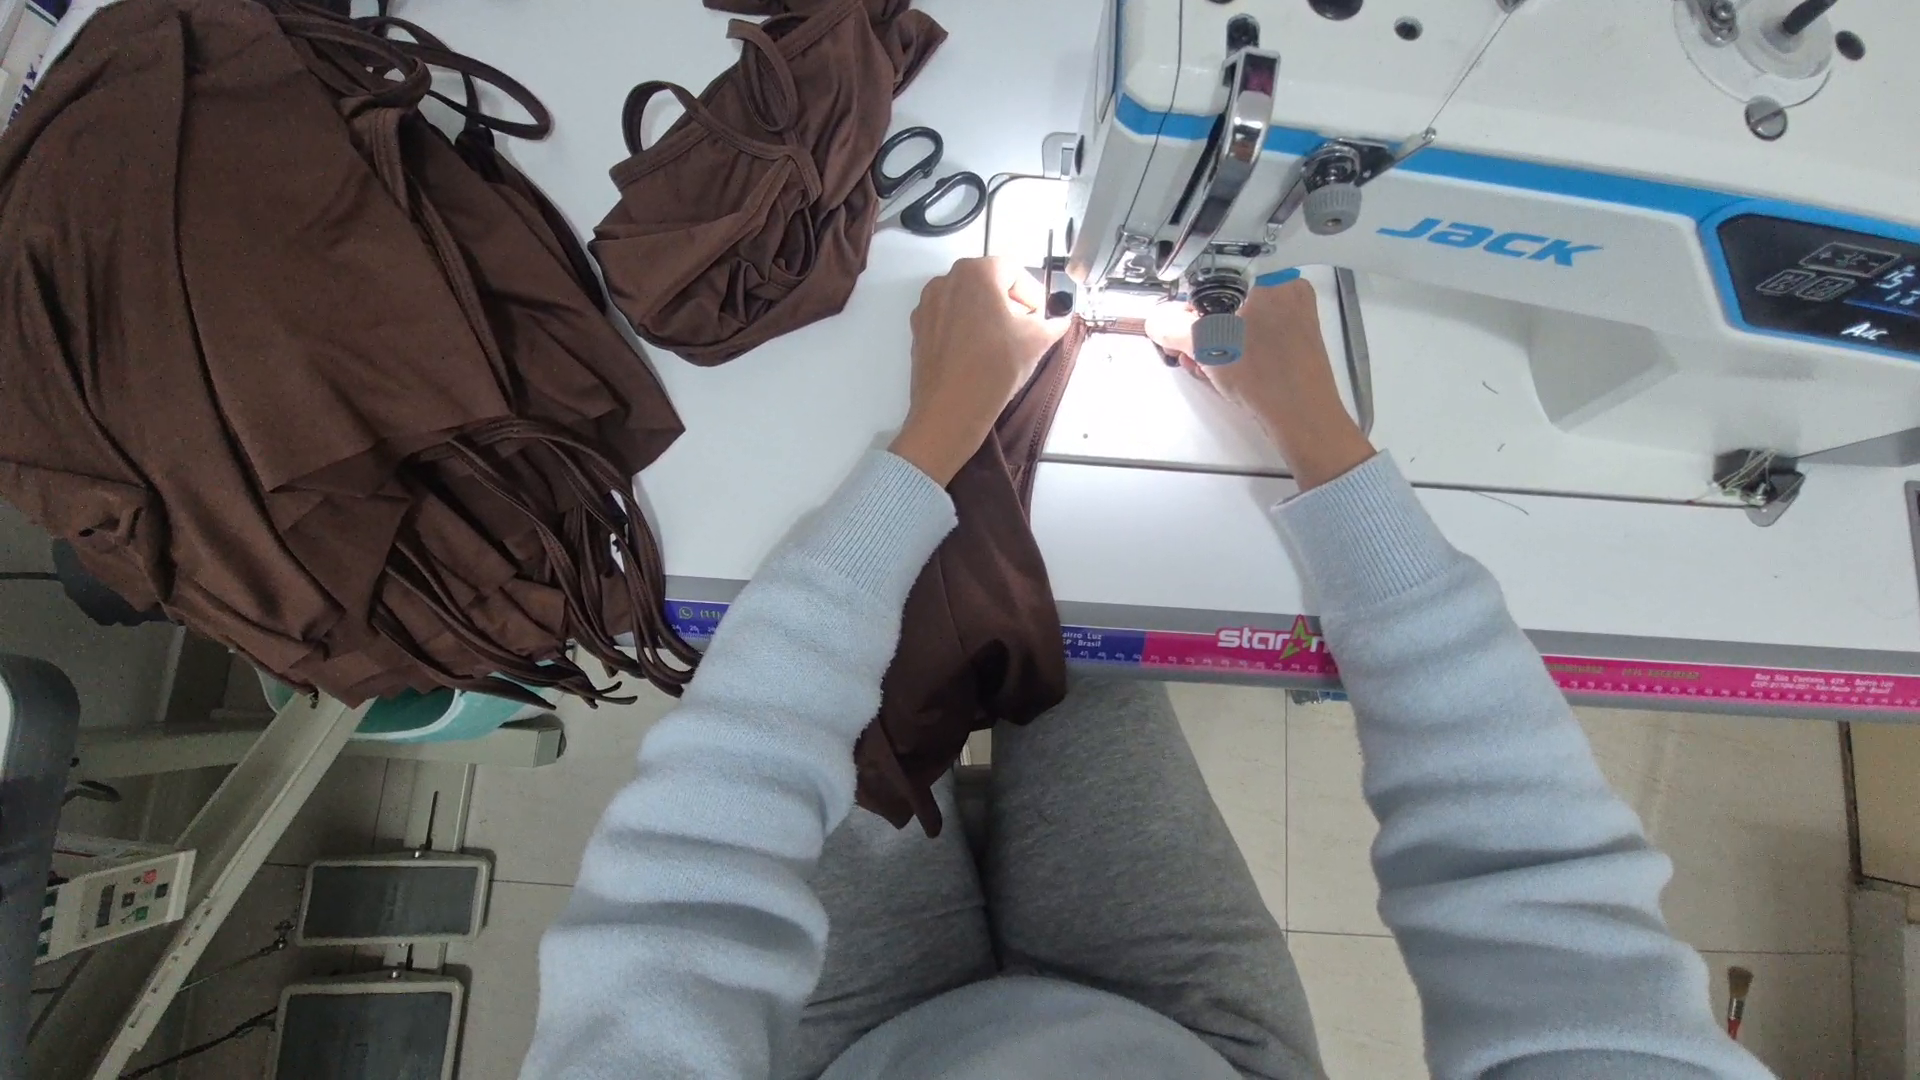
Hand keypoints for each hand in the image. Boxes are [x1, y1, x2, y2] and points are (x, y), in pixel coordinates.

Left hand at [890, 257, 1069, 484]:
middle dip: (1010, 303)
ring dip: (986, 316)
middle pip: (987, 283)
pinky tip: (976, 356)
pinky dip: (964, 331)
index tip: (1041, 316)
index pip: (1014, 270)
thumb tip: (1060, 321)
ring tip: (1001, 345)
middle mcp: (945, 281)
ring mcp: (927, 306)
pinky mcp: (918, 331)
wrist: (950, 411)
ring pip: (966, 302)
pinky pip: (948, 321)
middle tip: (1024, 330)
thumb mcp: (1036, 342)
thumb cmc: (995, 368)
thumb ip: (1052, 324)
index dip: (1033, 293)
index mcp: (976, 272)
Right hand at [1146, 280, 1374, 489]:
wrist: (1301, 414)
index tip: (1181, 326)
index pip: (1219, 277)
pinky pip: (1258, 336)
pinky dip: (1238, 350)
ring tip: (1206, 366)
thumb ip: (1173, 328)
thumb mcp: (1206, 345)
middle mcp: (1289, 290)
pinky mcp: (1297, 340)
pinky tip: (1225, 371)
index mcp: (1272, 277)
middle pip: (1230, 301)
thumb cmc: (1263, 374)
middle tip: (1190, 351)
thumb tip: (1158, 321)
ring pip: (1242, 321)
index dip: (1192, 303)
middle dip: (1202, 328)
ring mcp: (1296, 316)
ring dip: (1217, 342)